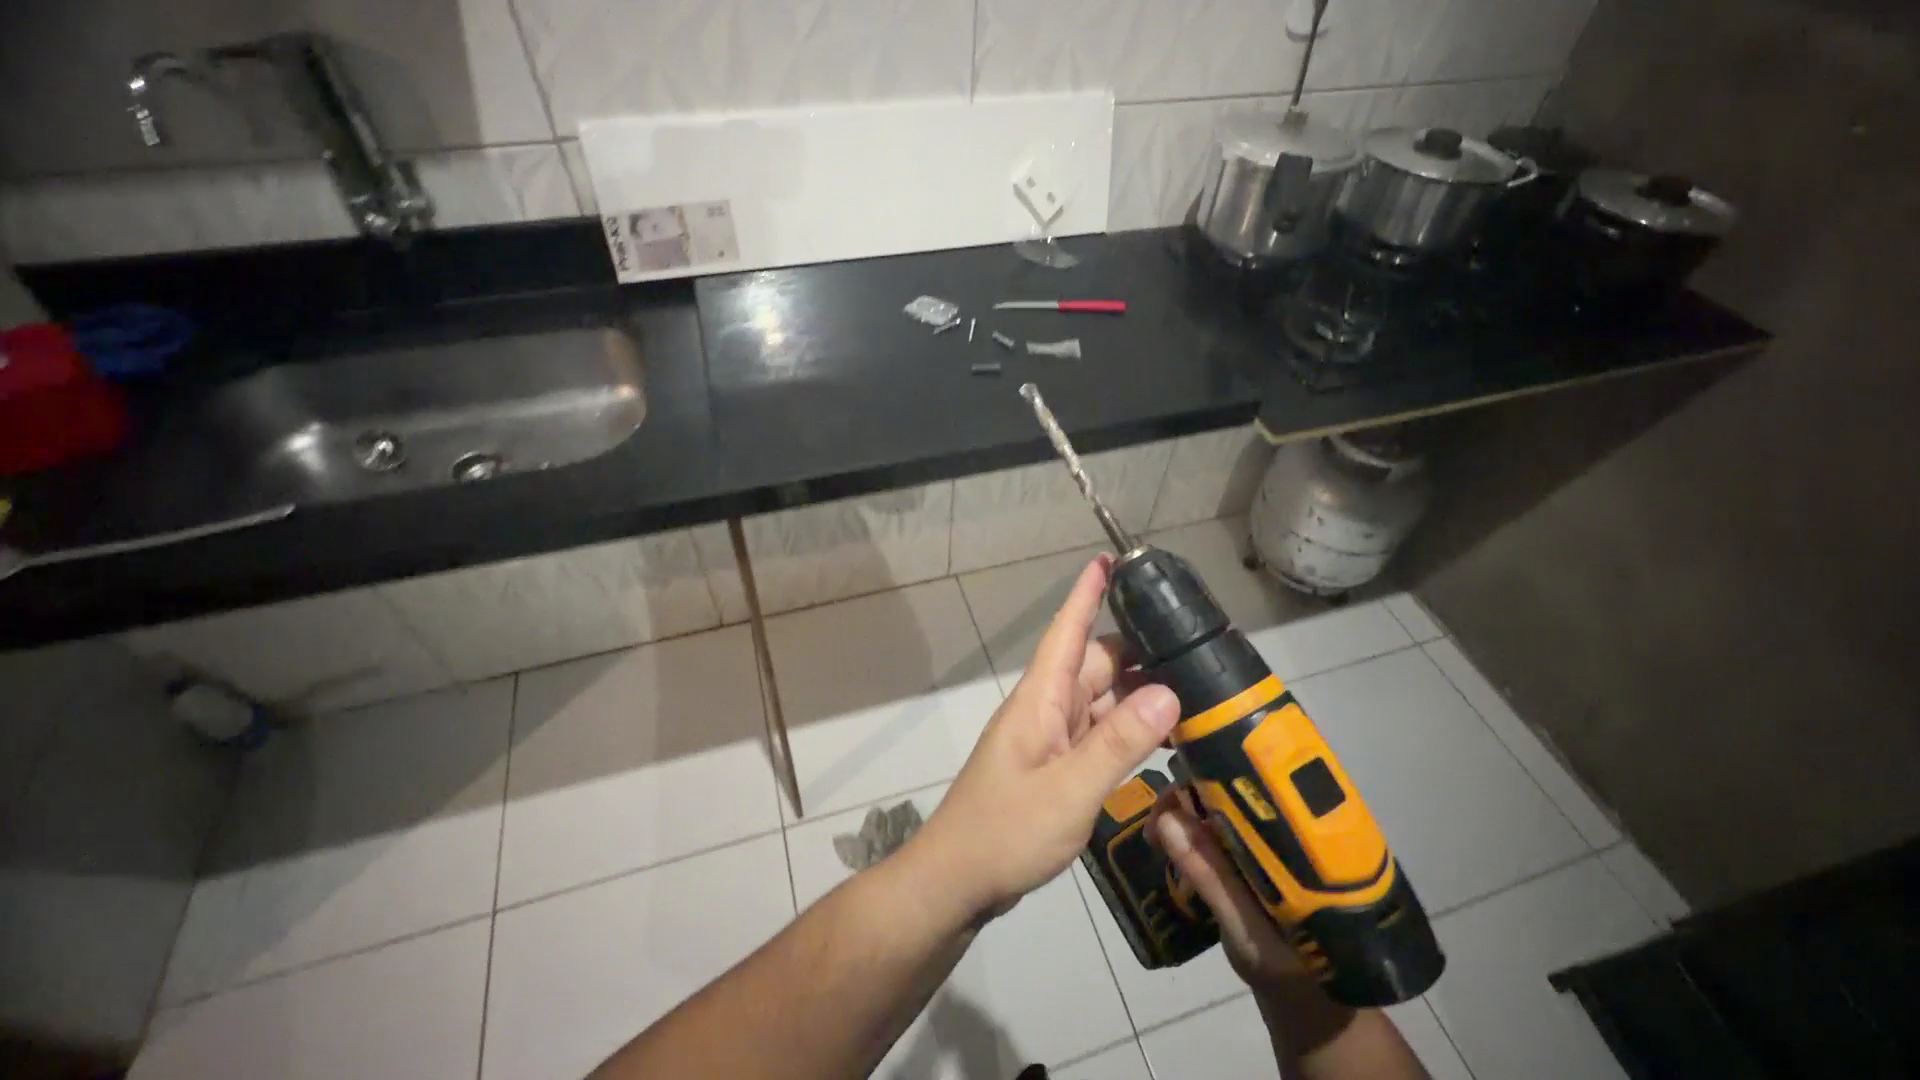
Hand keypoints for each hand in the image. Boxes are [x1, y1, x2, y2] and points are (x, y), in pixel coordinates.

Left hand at [908, 555, 1181, 921]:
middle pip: (1094, 665)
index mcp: (1040, 700)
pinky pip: (1096, 735)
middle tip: (1195, 644)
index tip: (1111, 559)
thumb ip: (1118, 743)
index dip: (1087, 594)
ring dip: (1139, 694)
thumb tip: (1168, 691)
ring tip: (1194, 688)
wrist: (958, 881)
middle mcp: (1044, 711)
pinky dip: (1127, 731)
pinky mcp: (1054, 770)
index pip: (1067, 632)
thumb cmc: (1006, 830)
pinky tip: (1162, 738)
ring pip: (1099, 701)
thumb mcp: (1069, 788)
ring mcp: (1048, 741)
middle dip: (1138, 650)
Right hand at [1152, 800, 1431, 1077]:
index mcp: (1303, 837)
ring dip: (1184, 810)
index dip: (1214, 772)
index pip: (1259, 780)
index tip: (1173, 787)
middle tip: (1156, 822)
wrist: (1306, 998)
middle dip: (1189, 793)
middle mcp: (1289, 827)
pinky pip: (1216, 826)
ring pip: (1220, 803)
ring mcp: (1270, 839)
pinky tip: (1170, 841)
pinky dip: (1189, 827)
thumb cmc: (1287, 966)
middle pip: (1233, 786)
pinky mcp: (1252, 853)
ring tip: (1157, 835)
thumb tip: (1168, 819)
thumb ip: (1211, 878)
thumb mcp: (1245, 927)